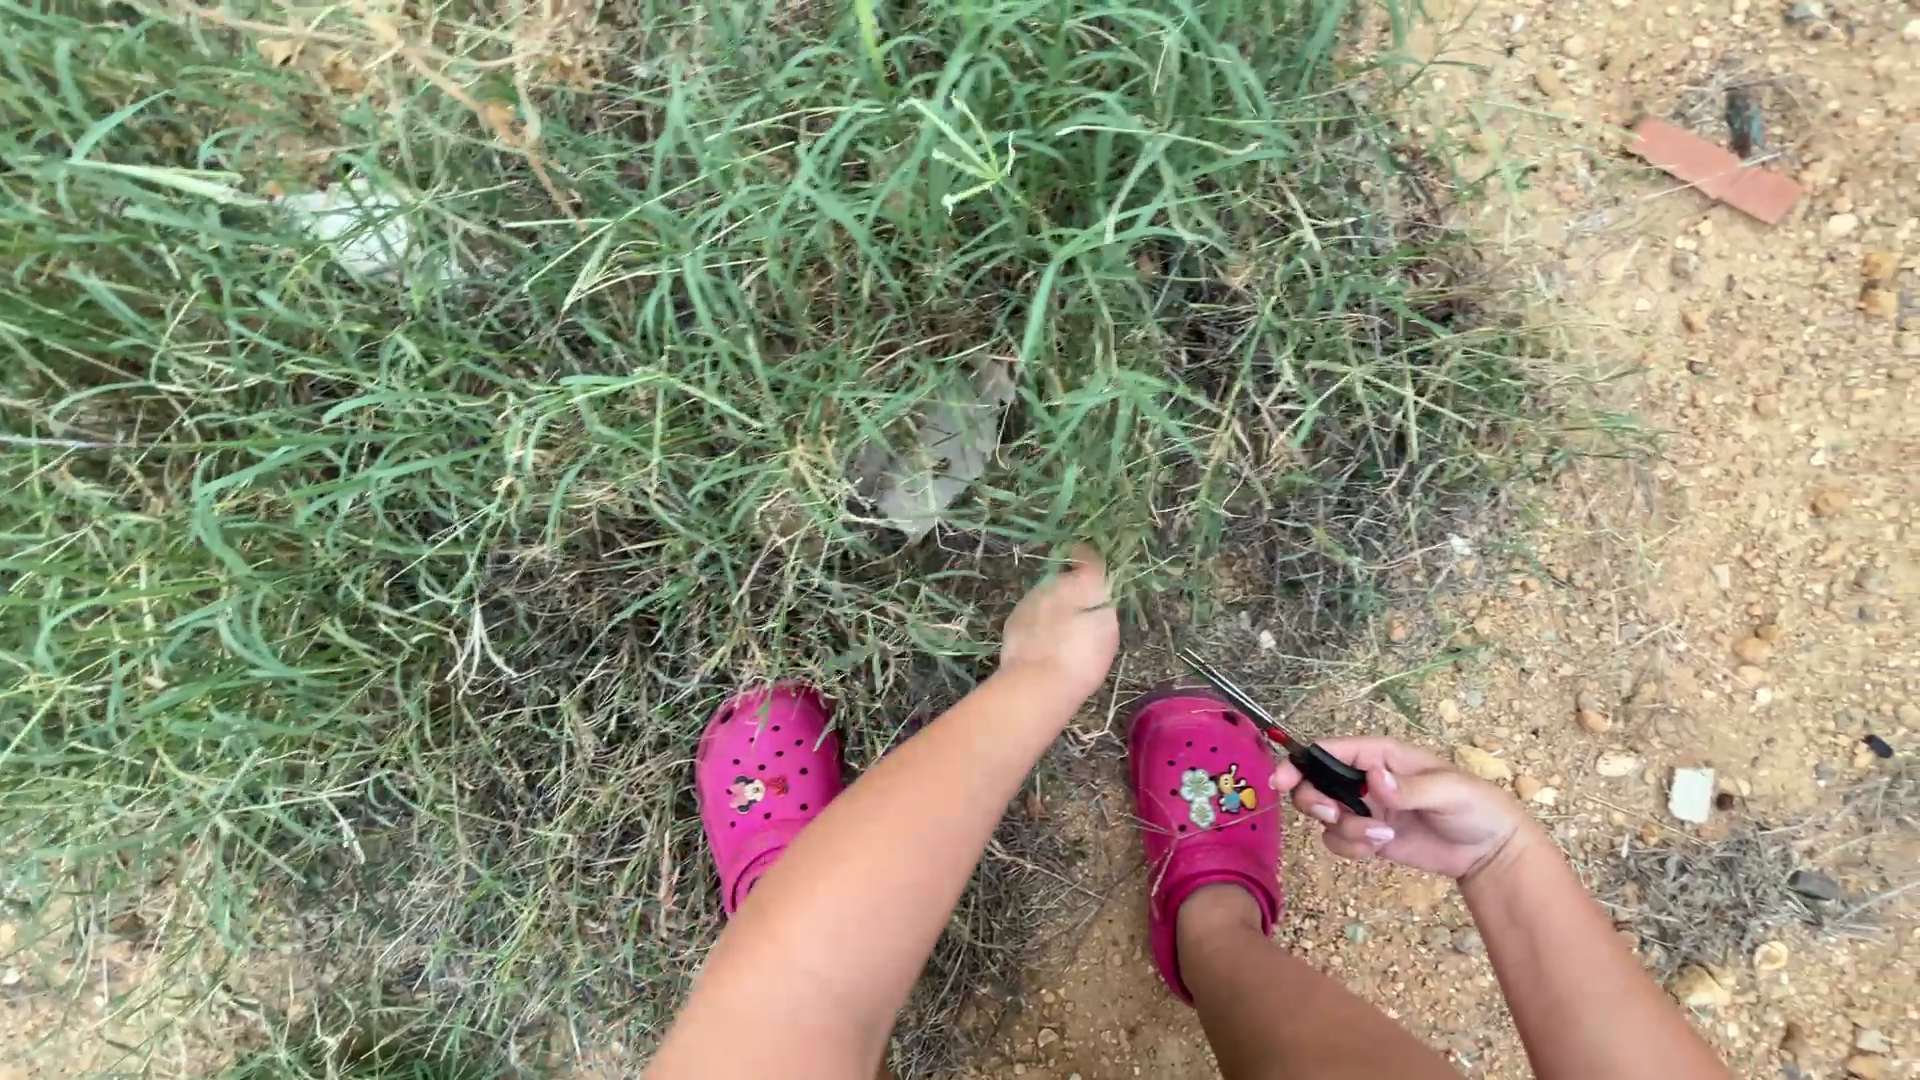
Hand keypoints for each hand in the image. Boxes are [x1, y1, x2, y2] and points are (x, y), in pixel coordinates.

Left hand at [997, 543, 1119, 701]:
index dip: (1087, 557)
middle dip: (1073, 593)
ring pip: (1046, 597)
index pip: (1086, 558)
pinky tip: (1042, 643)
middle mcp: (1053, 584)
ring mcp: (1030, 600)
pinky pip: (1031, 614)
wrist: (1038, 682)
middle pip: (1065, 581)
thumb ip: (1103, 606)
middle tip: (1082, 617)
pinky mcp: (1014, 619)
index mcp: (1083, 583)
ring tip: (1061, 635)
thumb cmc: (1082, 657)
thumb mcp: (1106, 630)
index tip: (1087, 559)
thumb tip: (1098, 595)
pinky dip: (1038, 623)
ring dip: (1054, 609)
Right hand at [1273, 736, 1531, 879]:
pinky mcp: (1367, 836)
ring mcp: (1362, 808)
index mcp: (1377, 756)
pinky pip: (1338, 841)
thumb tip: (1374, 778)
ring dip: (1343, 829)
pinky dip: (1351, 848)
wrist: (1490, 851)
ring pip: (1323, 815)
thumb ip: (1409, 787)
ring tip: (1379, 837)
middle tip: (1333, 815)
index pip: (1327, 752)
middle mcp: (1362, 779)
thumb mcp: (1448, 791)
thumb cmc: (1475, 806)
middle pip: (1312, 783)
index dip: (1300, 763)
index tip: (1282, 781)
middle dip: (1314, 800)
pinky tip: (1379, 849)